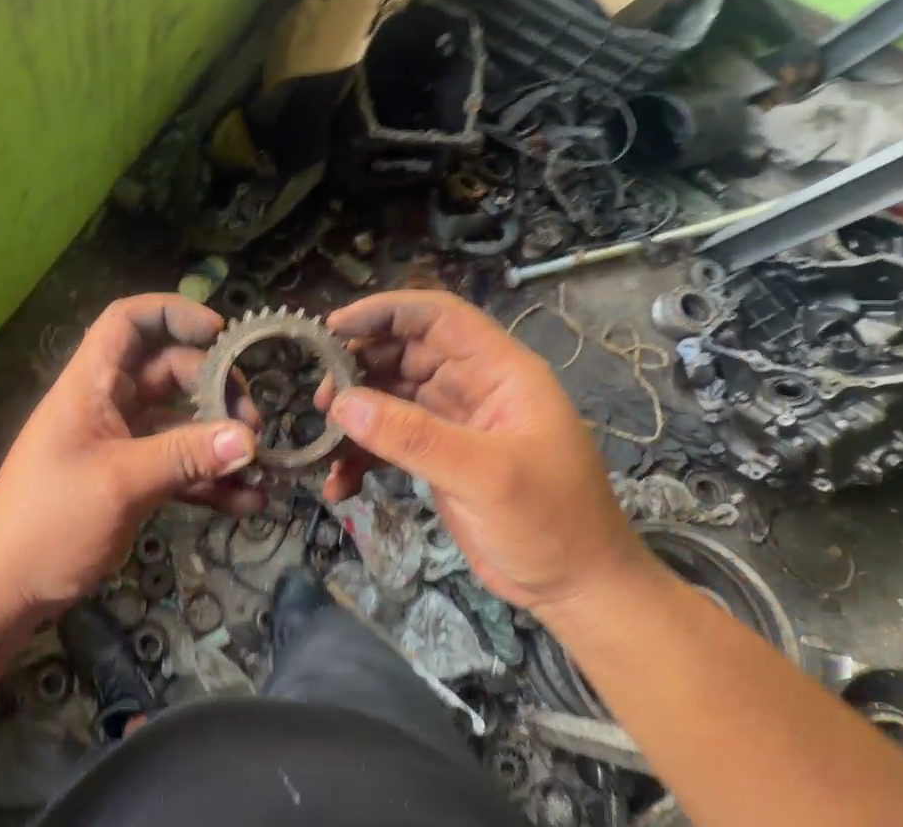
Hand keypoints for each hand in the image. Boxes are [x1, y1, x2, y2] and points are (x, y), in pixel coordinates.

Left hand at [0, 295, 260, 617]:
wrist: (6, 589)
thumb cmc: (50, 522)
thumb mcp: (121, 483)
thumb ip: (185, 456)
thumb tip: (249, 439)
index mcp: (89, 385)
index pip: (127, 322)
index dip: (172, 314)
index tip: (221, 333)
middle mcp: (107, 404)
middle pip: (169, 371)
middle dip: (215, 389)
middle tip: (252, 424)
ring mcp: (119, 443)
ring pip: (179, 421)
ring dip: (219, 439)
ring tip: (260, 467)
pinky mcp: (129, 479)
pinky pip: (177, 465)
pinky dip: (208, 479)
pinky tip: (246, 503)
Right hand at [318, 291, 653, 615]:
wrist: (579, 589)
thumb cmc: (552, 522)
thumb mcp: (485, 475)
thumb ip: (412, 436)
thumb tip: (341, 404)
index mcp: (499, 372)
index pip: (438, 317)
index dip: (386, 312)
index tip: (333, 329)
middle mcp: (473, 389)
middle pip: (405, 354)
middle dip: (360, 369)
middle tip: (322, 396)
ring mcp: (454, 425)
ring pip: (391, 398)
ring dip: (356, 415)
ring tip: (325, 438)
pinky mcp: (440, 460)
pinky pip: (390, 443)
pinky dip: (362, 458)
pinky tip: (339, 483)